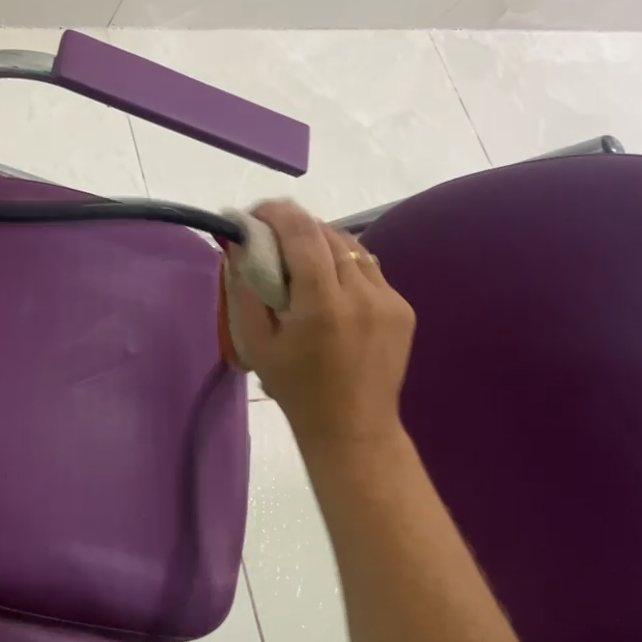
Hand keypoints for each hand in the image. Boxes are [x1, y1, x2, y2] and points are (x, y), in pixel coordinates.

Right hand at [223, 200, 415, 448]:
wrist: (353, 428)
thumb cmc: (294, 387)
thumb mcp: (255, 340)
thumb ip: (244, 286)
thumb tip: (238, 242)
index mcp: (322, 303)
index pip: (302, 233)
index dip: (276, 213)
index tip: (254, 214)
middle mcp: (361, 293)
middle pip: (326, 233)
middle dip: (294, 224)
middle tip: (268, 235)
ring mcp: (389, 299)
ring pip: (350, 245)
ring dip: (319, 241)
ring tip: (296, 256)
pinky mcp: (402, 307)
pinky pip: (367, 268)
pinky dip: (342, 263)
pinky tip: (327, 284)